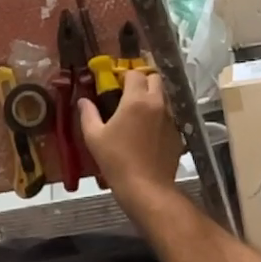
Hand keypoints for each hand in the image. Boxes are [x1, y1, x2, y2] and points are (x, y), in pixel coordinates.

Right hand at [79, 70, 182, 200]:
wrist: (146, 188)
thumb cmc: (116, 160)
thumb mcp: (94, 137)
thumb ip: (88, 114)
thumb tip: (83, 100)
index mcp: (136, 100)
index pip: (134, 73)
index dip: (124, 75)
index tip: (115, 84)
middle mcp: (157, 104)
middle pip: (154, 78)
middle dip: (142, 81)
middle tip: (128, 93)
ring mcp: (170, 119)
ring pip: (163, 97)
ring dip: (152, 97)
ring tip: (137, 113)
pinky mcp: (177, 134)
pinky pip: (168, 116)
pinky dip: (159, 117)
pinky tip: (147, 133)